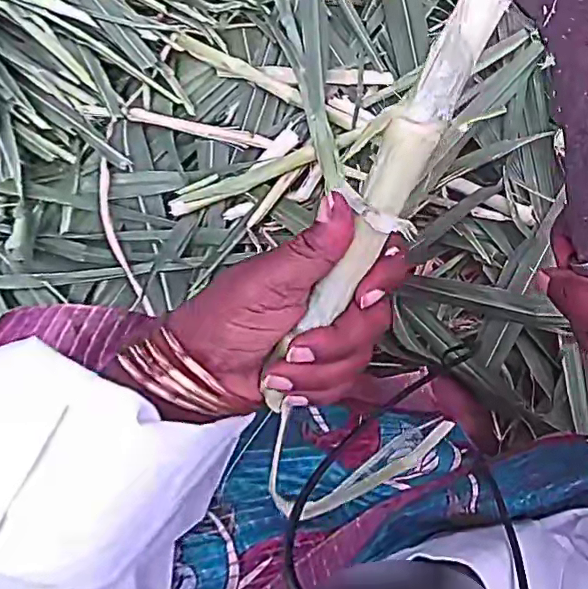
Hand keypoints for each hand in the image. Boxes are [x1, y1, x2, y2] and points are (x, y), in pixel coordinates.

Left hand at [154, 194, 409, 411]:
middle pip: (377, 315)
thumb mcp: (268, 278)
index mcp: (330, 266)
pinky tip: (285, 380)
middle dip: (338, 338)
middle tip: (299, 342)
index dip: (385, 275)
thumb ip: (312, 247)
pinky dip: (313, 386)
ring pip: (361, 353)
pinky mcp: (331, 367)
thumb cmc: (225, 316)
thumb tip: (339, 202)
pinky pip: (345, 382)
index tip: (363, 294)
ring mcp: (338, 334)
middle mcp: (341, 297)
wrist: (202, 372)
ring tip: (281, 365)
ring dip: (318, 367)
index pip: (384, 258)